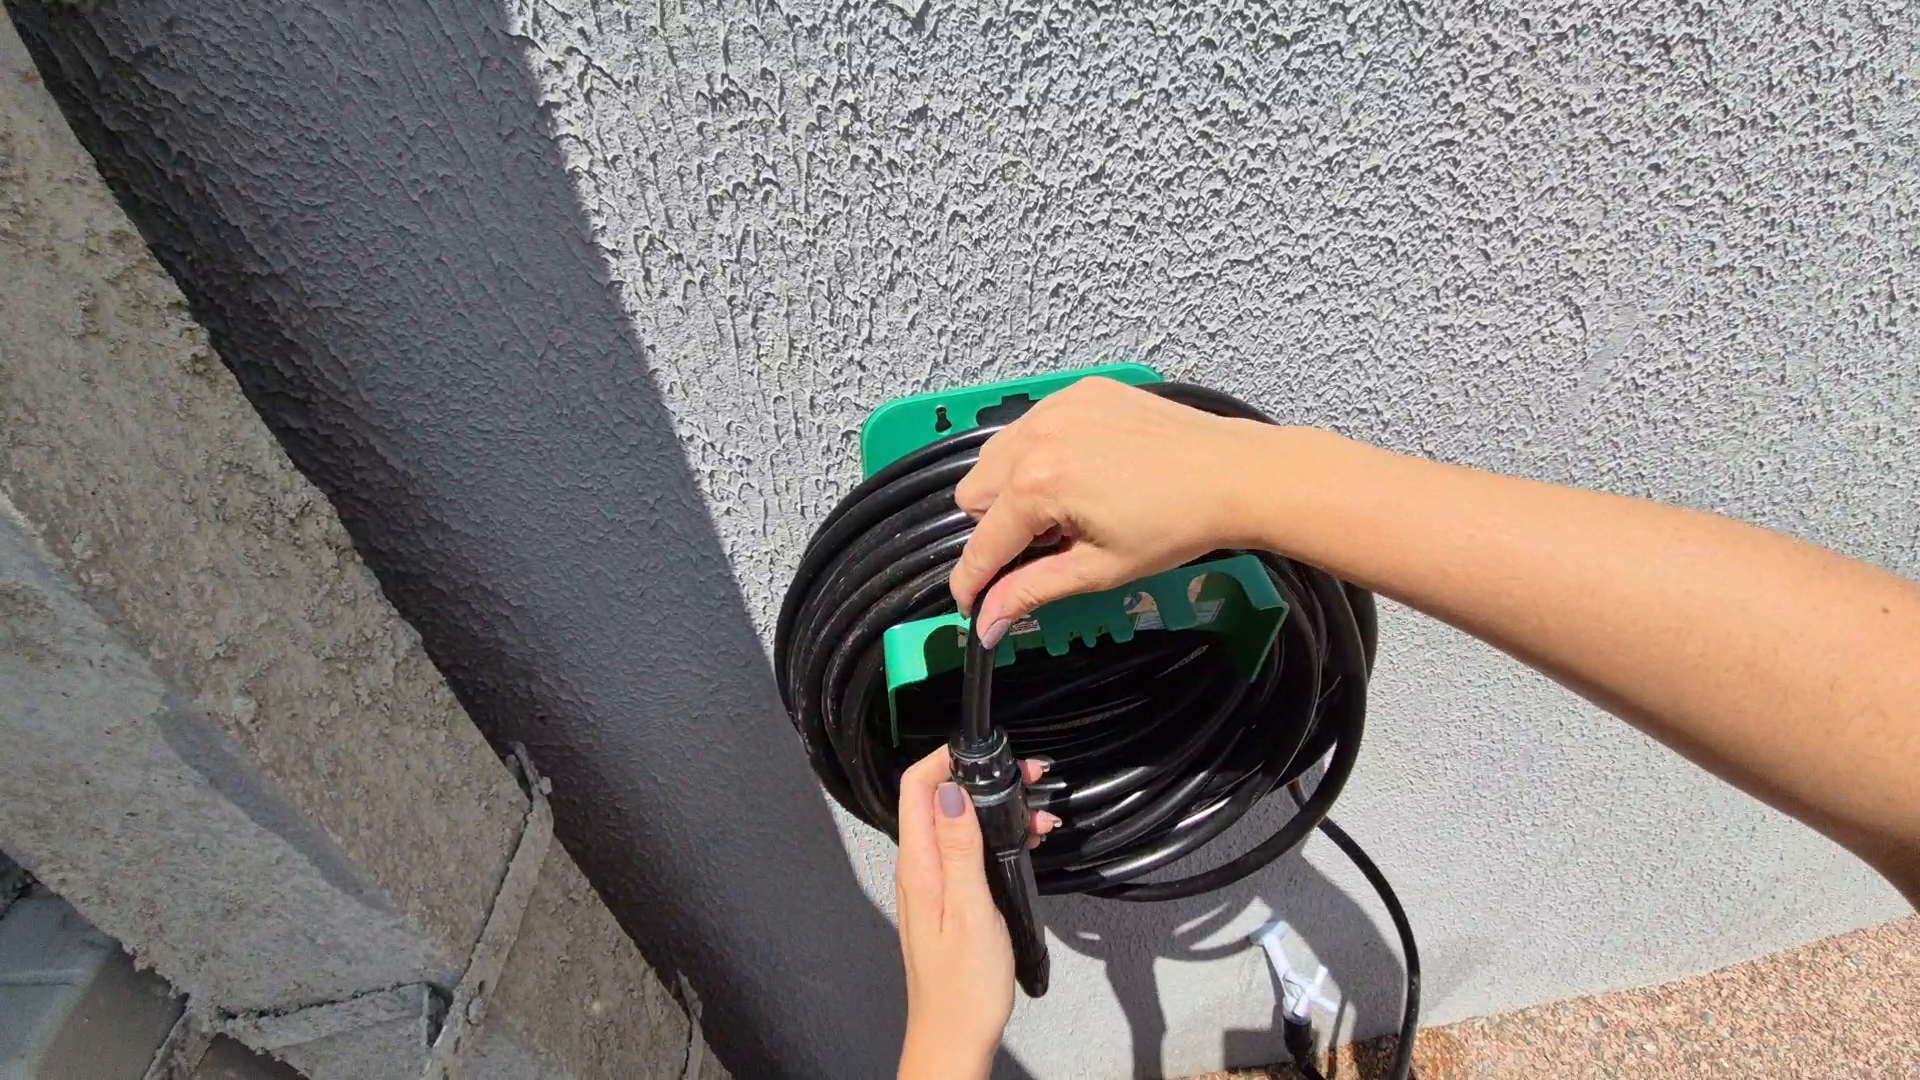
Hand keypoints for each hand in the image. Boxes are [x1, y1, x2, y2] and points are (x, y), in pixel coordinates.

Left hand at [895, 747, 1054, 1079]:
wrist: (956, 1037)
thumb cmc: (963, 985)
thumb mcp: (969, 909)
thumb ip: (960, 847)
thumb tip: (953, 790)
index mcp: (919, 862)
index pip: (917, 787)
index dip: (944, 759)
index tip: (981, 751)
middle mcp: (921, 864)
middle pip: (941, 798)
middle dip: (981, 778)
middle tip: (1026, 776)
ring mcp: (936, 878)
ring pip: (962, 821)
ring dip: (997, 808)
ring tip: (1039, 810)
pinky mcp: (951, 892)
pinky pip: (971, 848)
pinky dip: (999, 836)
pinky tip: (1028, 839)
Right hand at [951, 377, 1276, 641]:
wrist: (1234, 474)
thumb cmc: (1174, 527)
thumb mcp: (1098, 569)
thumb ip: (1031, 591)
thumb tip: (986, 624)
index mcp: (1038, 486)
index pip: (981, 544)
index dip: (972, 582)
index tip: (970, 606)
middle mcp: (1035, 438)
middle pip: (973, 495)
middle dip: (995, 527)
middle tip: (1046, 542)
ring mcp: (1055, 408)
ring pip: (994, 456)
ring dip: (1010, 488)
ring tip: (1063, 505)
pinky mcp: (1077, 392)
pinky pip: (1029, 427)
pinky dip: (1038, 454)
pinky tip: (1080, 470)